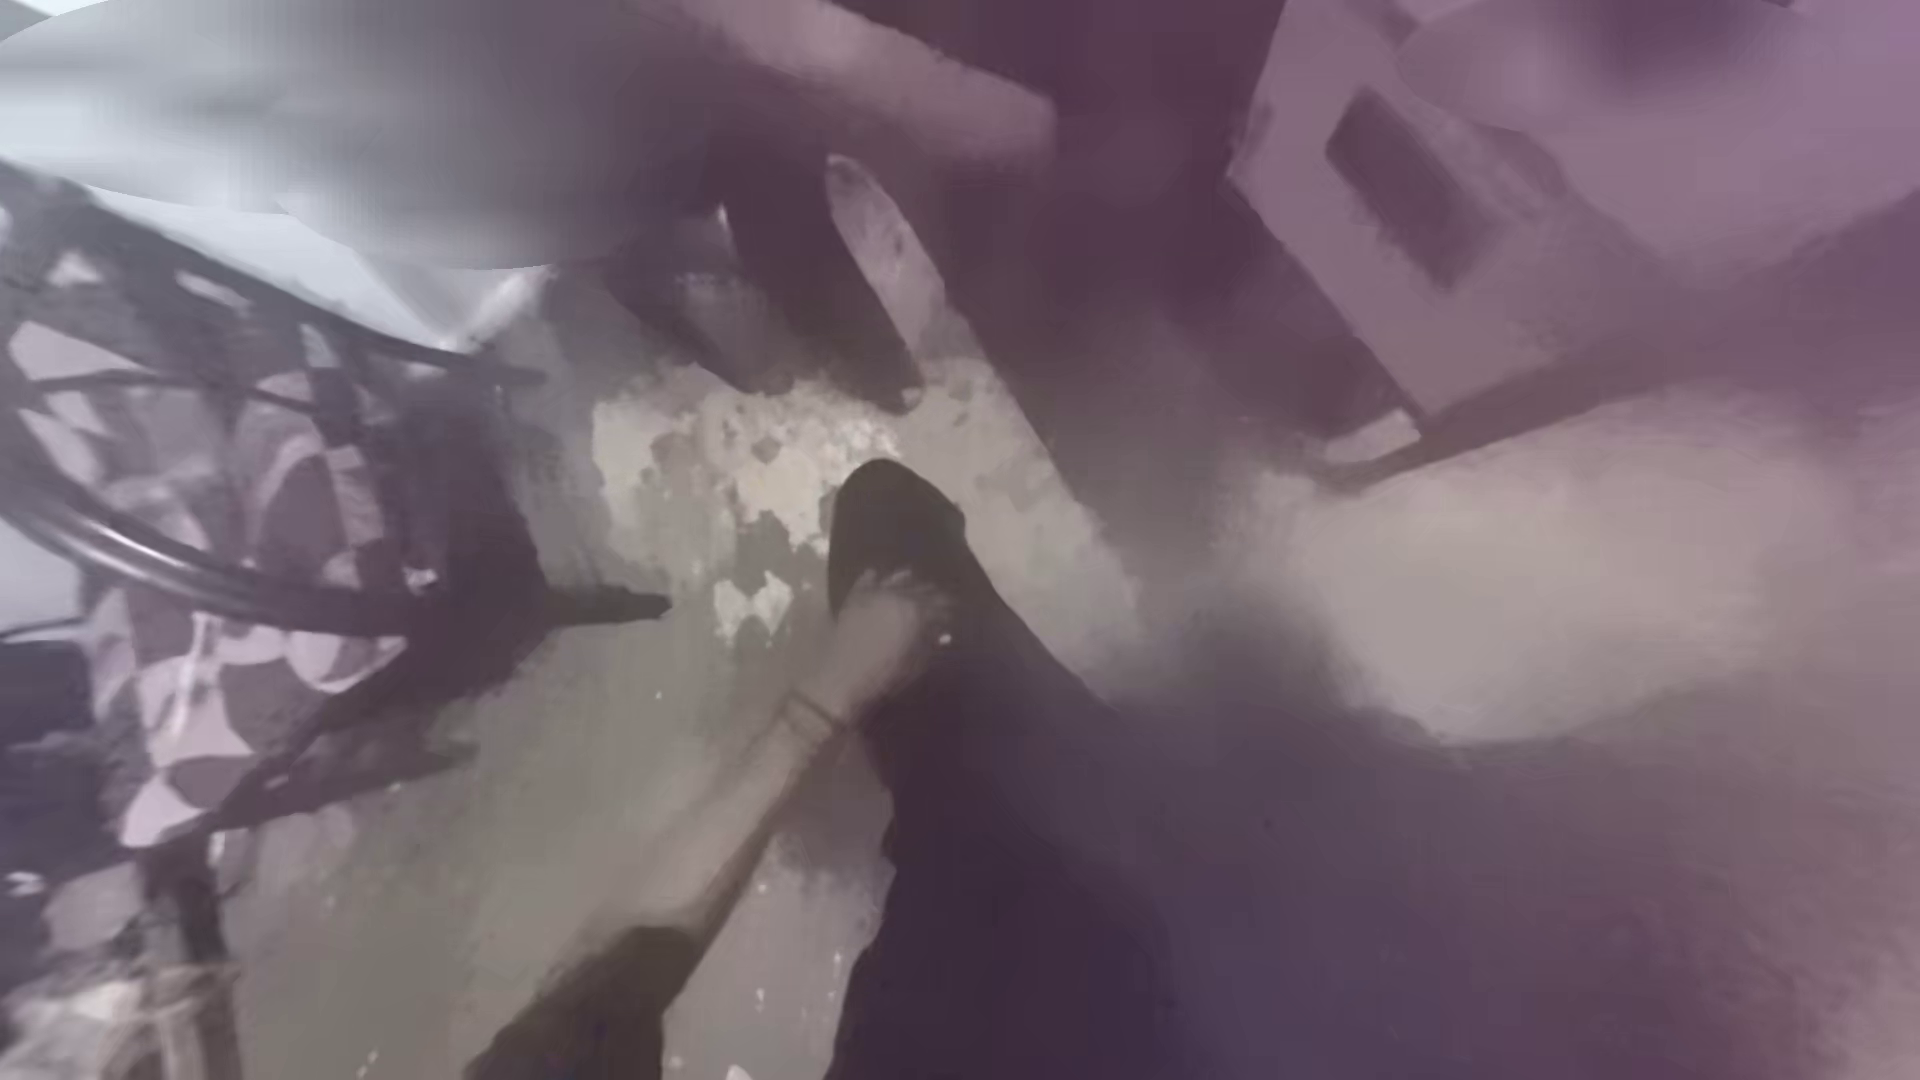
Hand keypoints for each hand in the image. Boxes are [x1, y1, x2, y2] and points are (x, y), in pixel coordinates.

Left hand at [796, 570, 953, 723]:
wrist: (840, 680)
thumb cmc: (883, 678)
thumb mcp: (915, 663)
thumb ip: (930, 644)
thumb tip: (942, 632)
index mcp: (916, 612)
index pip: (940, 603)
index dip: (948, 608)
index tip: (954, 611)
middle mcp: (897, 596)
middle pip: (920, 588)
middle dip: (932, 593)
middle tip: (939, 598)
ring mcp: (873, 595)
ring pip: (896, 579)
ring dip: (907, 581)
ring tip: (914, 582)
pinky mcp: (854, 599)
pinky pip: (866, 581)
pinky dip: (874, 578)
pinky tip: (877, 575)